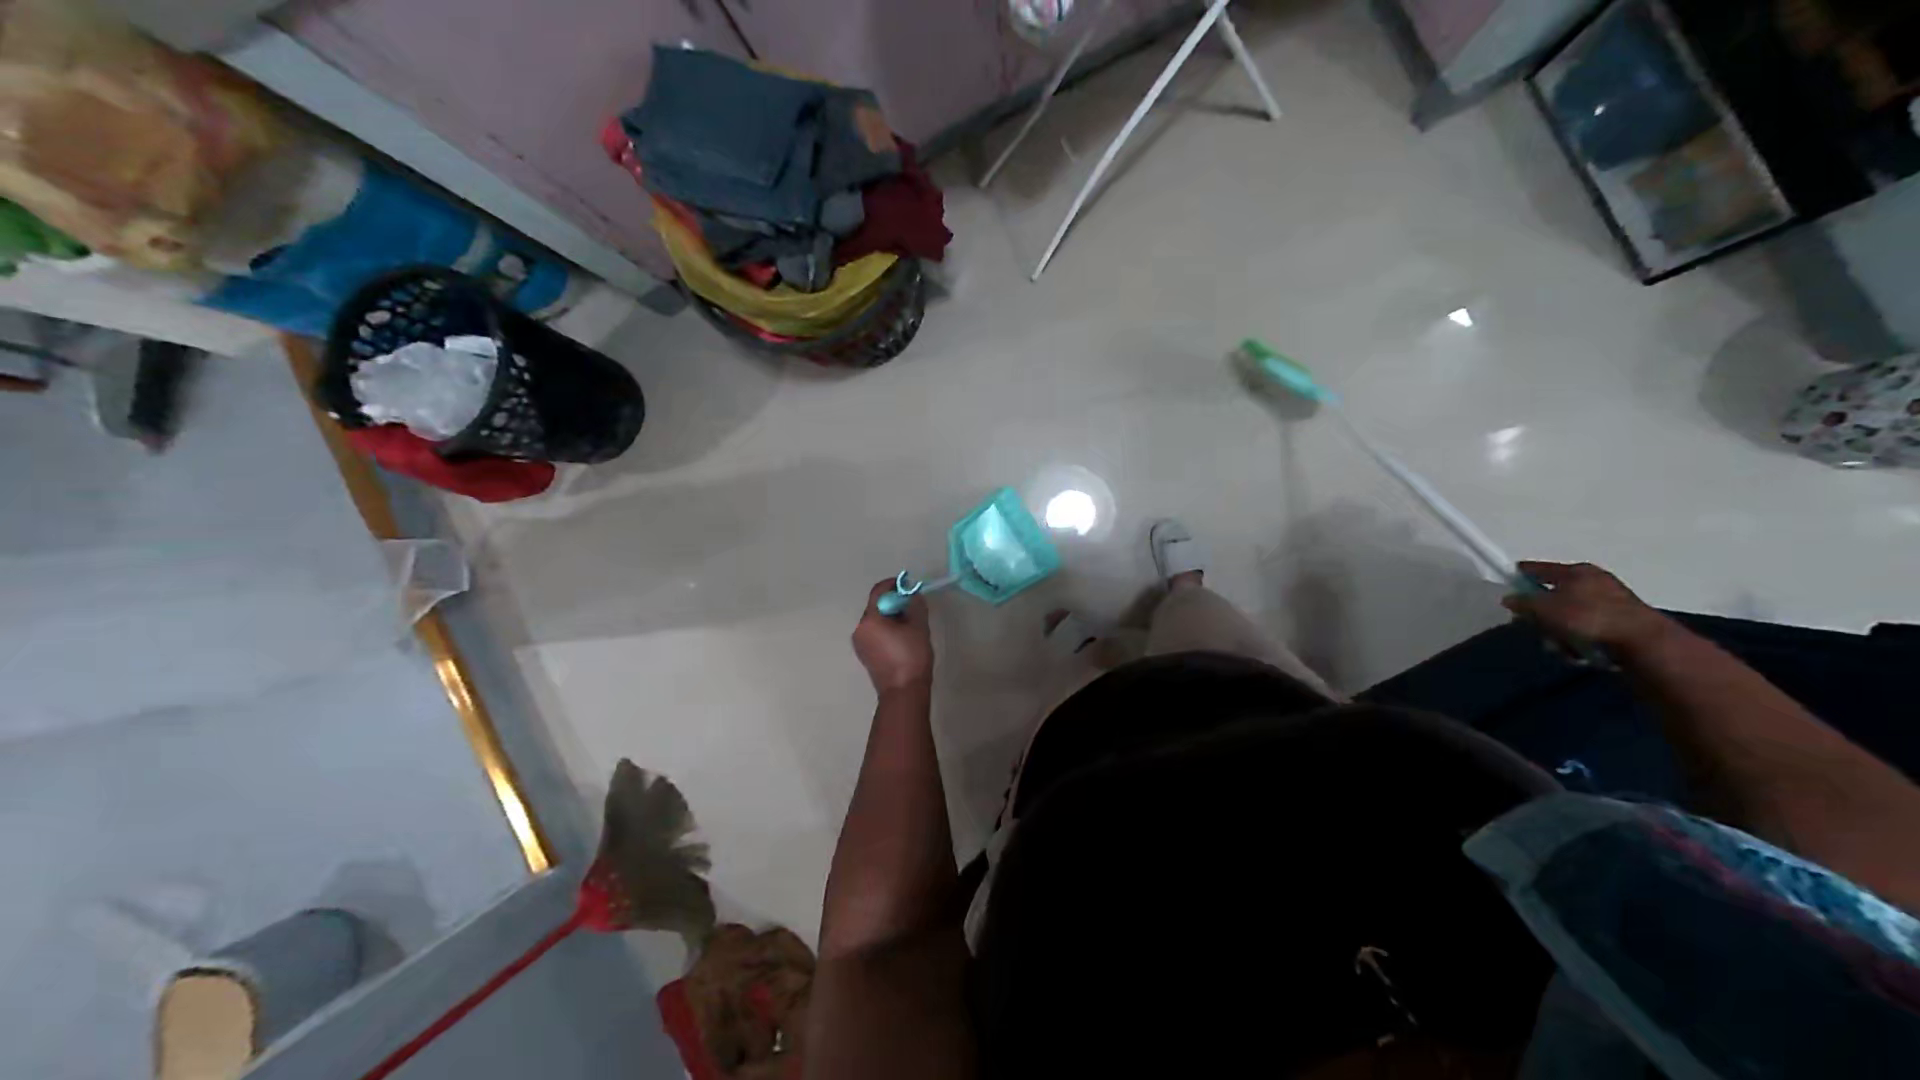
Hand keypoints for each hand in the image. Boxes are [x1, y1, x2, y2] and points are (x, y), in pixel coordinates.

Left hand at [852, 579, 933, 692]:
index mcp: (870, 619)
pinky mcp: (864, 655)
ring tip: (909, 625)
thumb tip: (912, 595)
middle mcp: (859, 629)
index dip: (893, 584)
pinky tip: (901, 639)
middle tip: (912, 607)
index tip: (908, 586)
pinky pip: (874, 634)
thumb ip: (915, 605)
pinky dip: (886, 630)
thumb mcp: (919, 627)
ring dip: (890, 617)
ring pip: (875, 621)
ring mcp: (860, 643)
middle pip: (876, 606)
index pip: (879, 591)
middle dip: (893, 603)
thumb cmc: (911, 657)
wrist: (903, 692)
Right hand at [1503, 561, 1673, 649]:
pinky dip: (1580, 638)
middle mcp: (1595, 580)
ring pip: (1570, 614)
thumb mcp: (1544, 609)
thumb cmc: (1588, 618)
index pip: (1537, 568)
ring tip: (1562, 646)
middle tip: (1537, 627)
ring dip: (1560, 631)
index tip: (1507, 585)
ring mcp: (1612, 600)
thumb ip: (1522, 602)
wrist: (1643, 642)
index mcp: (1576, 571)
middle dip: (1542, 614)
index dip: (1519, 576)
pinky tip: (1580, 651)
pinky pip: (1588, 627)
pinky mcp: (1623, 621)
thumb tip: (1510, 599)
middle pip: (1554, 594)